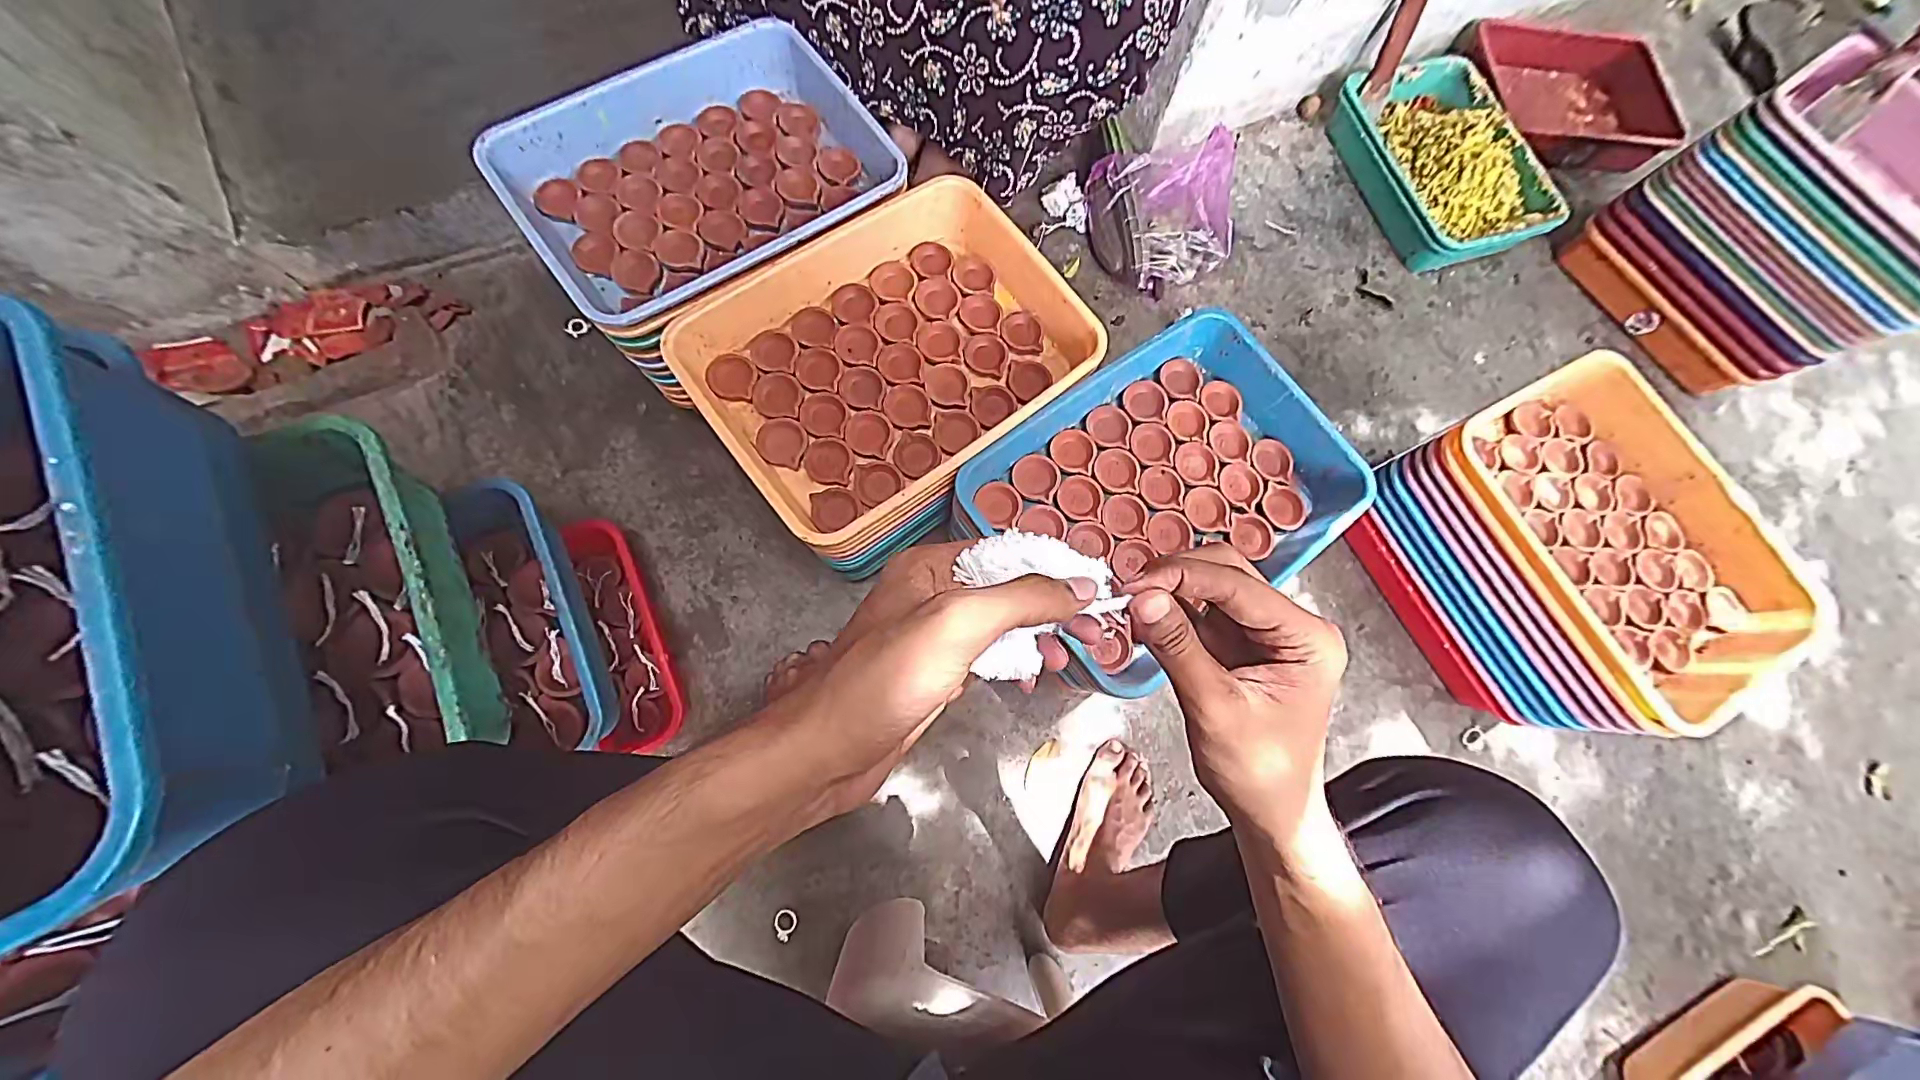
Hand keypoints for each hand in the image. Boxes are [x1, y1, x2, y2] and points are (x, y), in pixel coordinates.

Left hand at [780, 541, 1100, 815]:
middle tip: (1092, 629)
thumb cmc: (881, 682)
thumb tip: (1076, 585)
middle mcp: (932, 595)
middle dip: (1052, 607)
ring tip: (1063, 656)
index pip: (1007, 552)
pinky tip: (1029, 676)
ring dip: (1037, 637)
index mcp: (931, 568)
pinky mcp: (938, 672)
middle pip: (1009, 588)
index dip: (1053, 568)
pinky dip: (1015, 662)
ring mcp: (935, 636)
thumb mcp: (958, 624)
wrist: (829, 751)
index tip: (1095, 587)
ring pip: (1002, 625)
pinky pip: (989, 656)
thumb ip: (1021, 598)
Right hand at [1122, 545, 1347, 847]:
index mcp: (1307, 639)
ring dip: (1169, 590)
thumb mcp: (1215, 709)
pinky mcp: (1237, 644)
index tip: (1137, 585)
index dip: (1182, 577)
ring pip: (1210, 585)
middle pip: (1226, 572)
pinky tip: (1147, 619)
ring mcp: (1262, 633)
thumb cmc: (1260, 773)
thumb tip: (1145, 600)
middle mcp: (1290, 627)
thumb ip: (1178, 648)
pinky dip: (1169, 611)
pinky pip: (1198, 611)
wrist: (1270, 811)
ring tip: (1134, 605)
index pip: (1238, 585)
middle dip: (1175, 576)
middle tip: (1131, 591)